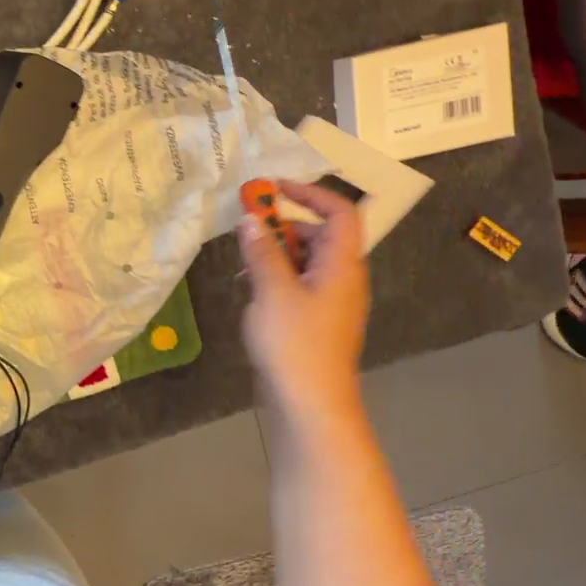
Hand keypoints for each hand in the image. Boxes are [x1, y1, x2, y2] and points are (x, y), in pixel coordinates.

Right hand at [239, 180, 369, 420]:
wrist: (309, 398)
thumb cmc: (294, 342)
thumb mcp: (272, 292)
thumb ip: (262, 253)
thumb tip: (252, 219)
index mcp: (342, 265)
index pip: (339, 212)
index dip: (309, 193)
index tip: (269, 187)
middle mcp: (343, 277)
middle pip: (321, 234)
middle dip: (283, 224)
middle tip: (245, 227)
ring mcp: (330, 299)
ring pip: (306, 259)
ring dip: (275, 251)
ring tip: (242, 263)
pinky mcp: (314, 318)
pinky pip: (298, 282)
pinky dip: (275, 275)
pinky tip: (250, 289)